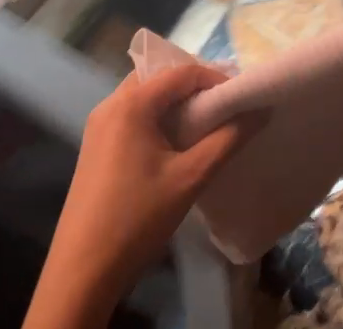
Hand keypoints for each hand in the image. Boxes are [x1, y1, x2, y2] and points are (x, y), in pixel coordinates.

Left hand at [42, 65, 255, 298]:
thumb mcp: (190, 177)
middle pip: (159, 77)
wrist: (82, 270)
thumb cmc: (138, 217)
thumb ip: (228, 138)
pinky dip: (156, 117)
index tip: (241, 99)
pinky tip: (173, 145)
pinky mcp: (94, 146)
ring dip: (174, 103)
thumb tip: (260, 110)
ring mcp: (98, 125)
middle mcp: (110, 104)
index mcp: (131, 104)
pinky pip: (131, 115)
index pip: (181, 72)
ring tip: (204, 126)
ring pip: (144, 96)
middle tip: (223, 108)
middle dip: (194, 87)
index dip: (215, 79)